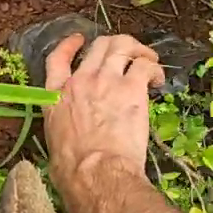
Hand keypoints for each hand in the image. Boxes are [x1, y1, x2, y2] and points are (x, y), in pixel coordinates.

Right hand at [43, 34, 163, 212]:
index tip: (79, 40)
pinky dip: (153, 68)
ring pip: (123, 45)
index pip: (57, 58)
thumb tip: (69, 141)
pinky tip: (158, 80)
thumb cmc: (72, 170)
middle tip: (126, 56)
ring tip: (148, 60)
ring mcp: (107, 81)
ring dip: (137, 49)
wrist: (95, 173)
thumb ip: (62, 129)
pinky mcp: (132, 88)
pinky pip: (145, 65)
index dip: (69, 45)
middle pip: (98, 45)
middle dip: (113, 45)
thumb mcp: (54, 144)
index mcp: (56, 96)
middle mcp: (80, 80)